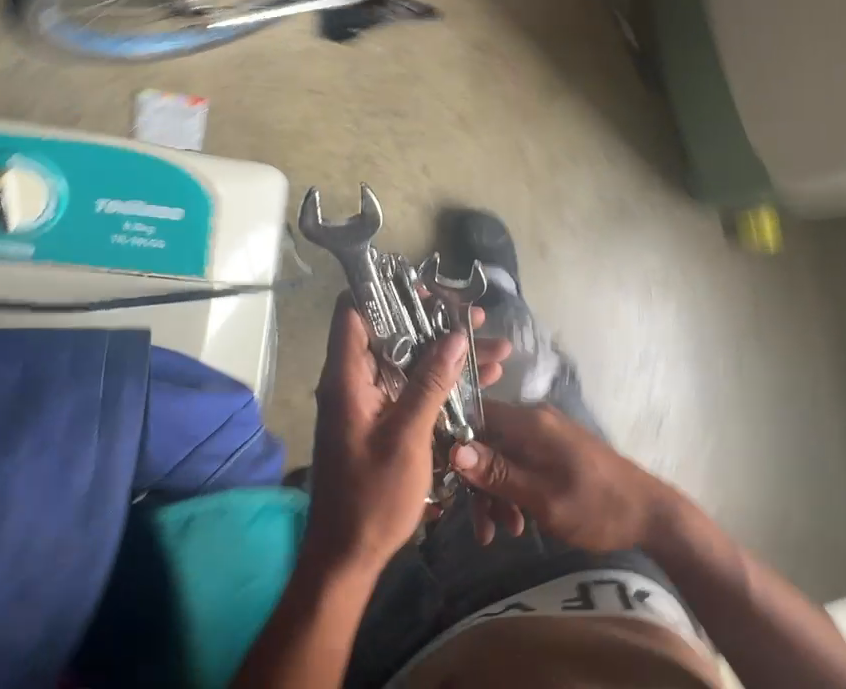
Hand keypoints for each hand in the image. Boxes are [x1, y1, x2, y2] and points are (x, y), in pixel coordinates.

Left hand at [305, 296, 510, 573]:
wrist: (348, 554)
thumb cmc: (372, 497)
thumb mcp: (407, 437)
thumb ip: (430, 384)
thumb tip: (454, 336)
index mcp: (346, 378)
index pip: (354, 312)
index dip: (387, 292)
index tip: (429, 289)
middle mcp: (354, 382)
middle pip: (393, 334)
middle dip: (437, 324)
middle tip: (479, 319)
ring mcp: (370, 403)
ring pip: (410, 363)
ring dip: (450, 356)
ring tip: (498, 350)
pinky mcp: (384, 422)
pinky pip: (413, 390)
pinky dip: (444, 383)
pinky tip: (484, 380)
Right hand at [450, 400, 676, 551]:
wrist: (651, 515)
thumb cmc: (597, 506)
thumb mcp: (542, 497)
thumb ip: (498, 473)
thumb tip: (453, 449)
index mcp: (530, 422)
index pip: (475, 415)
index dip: (454, 443)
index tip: (444, 479)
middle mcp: (535, 420)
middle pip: (487, 442)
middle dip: (478, 483)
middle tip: (482, 528)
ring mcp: (546, 434)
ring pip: (502, 457)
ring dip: (496, 494)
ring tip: (504, 533)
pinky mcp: (554, 451)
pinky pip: (520, 464)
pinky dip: (514, 491)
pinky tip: (518, 523)